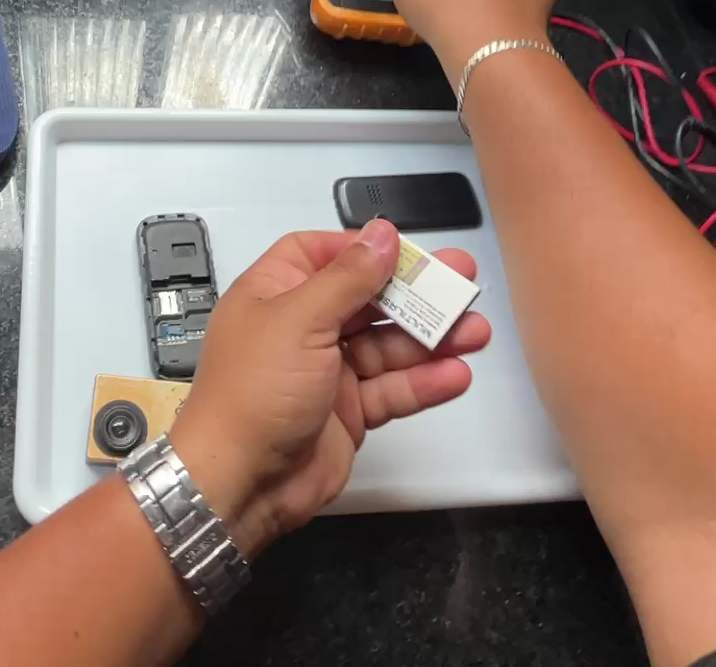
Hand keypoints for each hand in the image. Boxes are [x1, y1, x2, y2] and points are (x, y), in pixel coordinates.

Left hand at [168, 220, 489, 557]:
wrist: (240, 482)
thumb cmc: (256, 389)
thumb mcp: (301, 319)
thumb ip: (348, 277)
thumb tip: (381, 233)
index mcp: (274, 292)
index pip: (319, 254)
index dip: (359, 249)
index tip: (403, 249)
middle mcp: (299, 327)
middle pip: (363, 298)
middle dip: (411, 292)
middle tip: (462, 281)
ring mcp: (324, 371)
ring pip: (384, 345)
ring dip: (428, 338)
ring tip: (475, 330)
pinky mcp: (346, 411)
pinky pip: (390, 389)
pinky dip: (421, 383)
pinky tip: (455, 374)